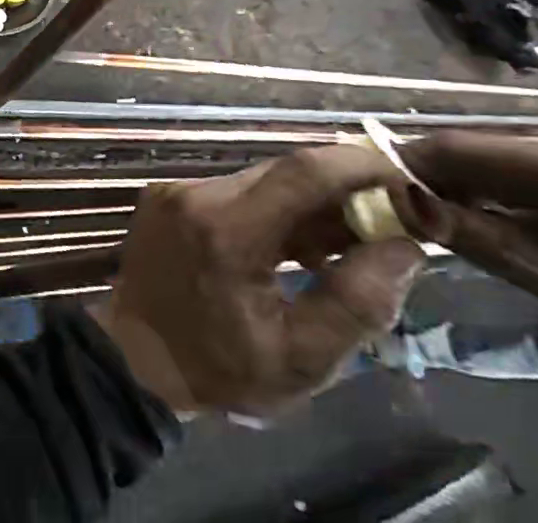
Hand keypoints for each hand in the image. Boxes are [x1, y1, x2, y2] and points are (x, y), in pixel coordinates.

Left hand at [90, 148, 426, 416]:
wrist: (132, 362)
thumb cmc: (217, 370)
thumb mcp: (300, 360)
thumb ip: (357, 303)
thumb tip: (405, 246)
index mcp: (227, 231)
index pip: (304, 171)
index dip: (362, 167)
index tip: (404, 184)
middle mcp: (199, 194)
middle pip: (286, 172)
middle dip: (341, 193)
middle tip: (380, 228)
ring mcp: (177, 190)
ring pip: (262, 179)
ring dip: (306, 204)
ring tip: (335, 249)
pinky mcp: (167, 194)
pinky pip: (235, 190)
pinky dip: (271, 209)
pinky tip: (289, 247)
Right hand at [402, 131, 537, 465]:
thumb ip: (515, 254)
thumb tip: (416, 210)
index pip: (487, 148)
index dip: (418, 160)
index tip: (361, 179)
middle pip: (514, 155)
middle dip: (449, 180)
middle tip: (394, 213)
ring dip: (493, 197)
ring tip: (443, 227)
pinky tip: (519, 234)